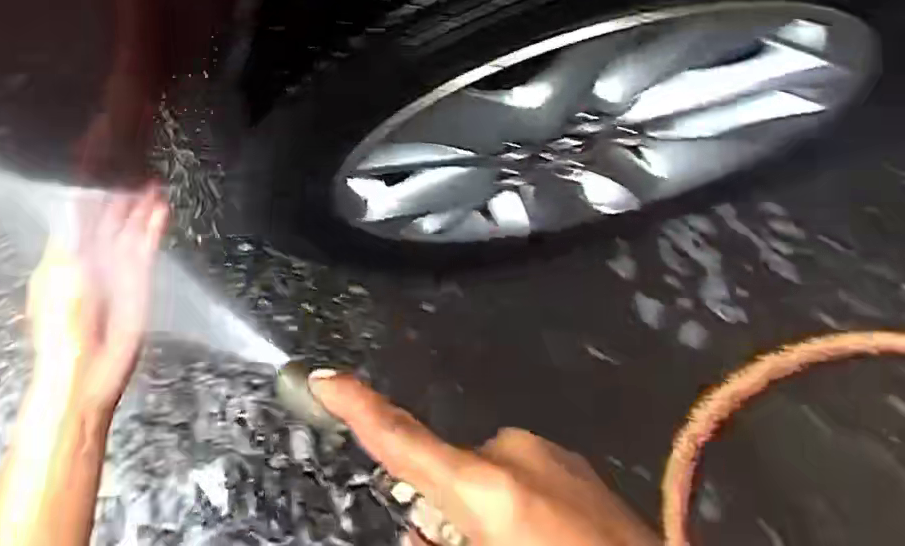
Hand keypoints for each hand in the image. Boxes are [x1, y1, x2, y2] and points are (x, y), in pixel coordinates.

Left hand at [23, 185, 167, 409]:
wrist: (83, 377)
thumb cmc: (61, 331)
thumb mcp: (59, 275)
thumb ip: (71, 236)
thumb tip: (75, 200)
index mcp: (62, 259)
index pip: (78, 217)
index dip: (89, 193)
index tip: (99, 168)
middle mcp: (91, 260)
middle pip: (108, 219)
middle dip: (119, 195)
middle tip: (131, 169)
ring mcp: (116, 270)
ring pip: (130, 229)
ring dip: (140, 206)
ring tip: (151, 182)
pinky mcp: (139, 281)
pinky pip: (147, 246)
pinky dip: (154, 226)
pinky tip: (160, 207)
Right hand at [309, 373, 661, 545]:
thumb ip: (441, 544)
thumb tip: (416, 532)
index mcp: (490, 490)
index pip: (404, 439)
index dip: (359, 407)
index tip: (323, 377)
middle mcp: (516, 455)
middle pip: (450, 471)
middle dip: (445, 511)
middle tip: (451, 540)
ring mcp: (553, 458)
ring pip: (488, 481)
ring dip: (485, 518)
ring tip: (516, 544)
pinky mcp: (581, 470)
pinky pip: (524, 483)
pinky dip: (517, 513)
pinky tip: (544, 541)